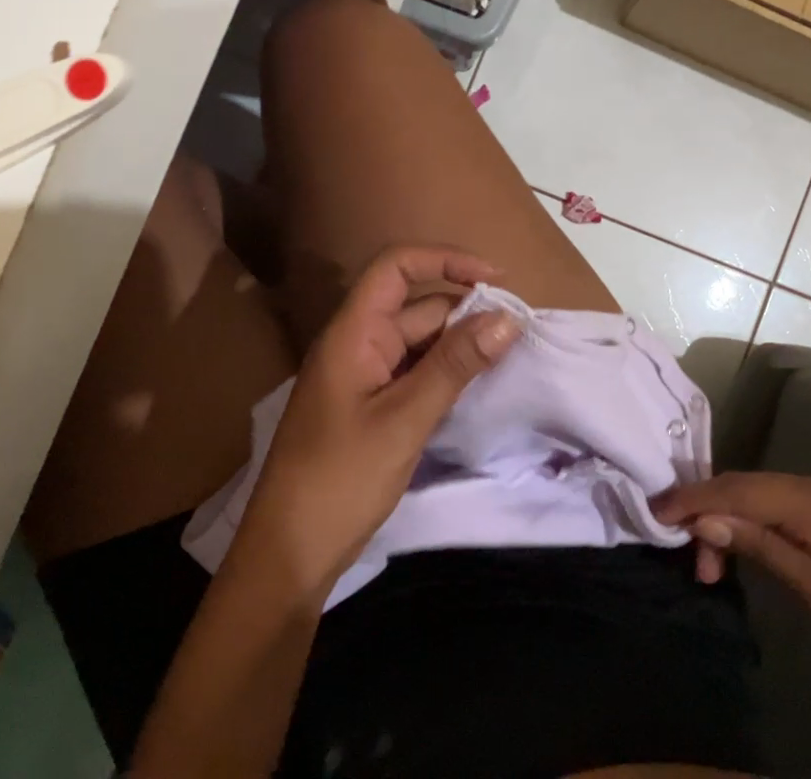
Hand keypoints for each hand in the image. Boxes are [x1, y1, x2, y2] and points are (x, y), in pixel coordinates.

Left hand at [237, 246, 522, 595]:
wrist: (291, 549)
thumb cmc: (341, 478)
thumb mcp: (404, 419)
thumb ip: (455, 365)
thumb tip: (507, 318)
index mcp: (352, 334)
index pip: (396, 267)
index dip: (445, 261)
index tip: (498, 280)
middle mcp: (356, 345)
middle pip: (415, 306)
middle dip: (466, 311)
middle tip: (520, 332)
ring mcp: (361, 377)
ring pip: (418, 343)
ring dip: (459, 344)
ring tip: (509, 356)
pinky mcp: (369, 408)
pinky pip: (412, 374)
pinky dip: (445, 373)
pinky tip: (476, 386)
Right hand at [653, 473, 810, 719]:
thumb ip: (766, 549)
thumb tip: (707, 518)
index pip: (740, 489)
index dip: (693, 498)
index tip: (653, 513)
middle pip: (751, 486)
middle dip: (709, 511)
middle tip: (688, 559)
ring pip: (769, 495)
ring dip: (734, 519)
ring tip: (714, 563)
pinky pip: (791, 506)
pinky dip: (761, 522)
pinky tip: (751, 546)